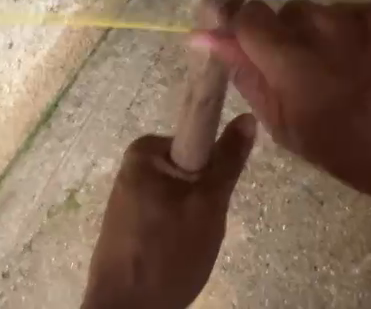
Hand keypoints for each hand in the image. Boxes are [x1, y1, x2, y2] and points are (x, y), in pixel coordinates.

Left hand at [80, 115, 255, 308]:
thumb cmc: (167, 252)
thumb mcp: (209, 203)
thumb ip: (228, 160)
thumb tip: (246, 117)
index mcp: (143, 152)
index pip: (196, 139)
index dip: (214, 163)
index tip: (217, 191)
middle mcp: (129, 168)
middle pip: (187, 169)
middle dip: (202, 194)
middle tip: (206, 222)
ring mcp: (124, 200)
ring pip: (177, 196)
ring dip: (191, 215)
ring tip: (191, 243)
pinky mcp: (124, 228)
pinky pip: (162, 216)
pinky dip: (175, 231)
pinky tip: (176, 254)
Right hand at [195, 0, 370, 207]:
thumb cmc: (354, 151)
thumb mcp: (289, 128)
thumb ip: (247, 76)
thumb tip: (203, 35)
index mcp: (292, 61)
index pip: (251, 15)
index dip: (254, 32)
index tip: (266, 51)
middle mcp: (325, 25)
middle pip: (293, 12)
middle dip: (297, 37)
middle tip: (321, 73)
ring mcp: (366, 11)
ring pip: (332, 12)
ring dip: (336, 34)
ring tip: (362, 71)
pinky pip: (369, 9)